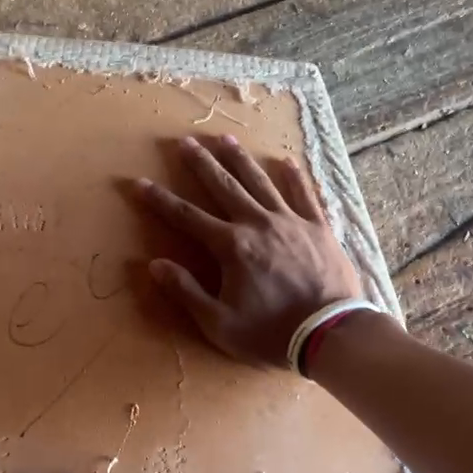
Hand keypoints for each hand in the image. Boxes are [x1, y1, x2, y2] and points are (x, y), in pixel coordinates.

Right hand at [134, 135, 362, 367]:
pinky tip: (286, 160)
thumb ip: (186, 291)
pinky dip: (294, 176)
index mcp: (231, 246)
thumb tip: (155, 265)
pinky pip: (304, 194)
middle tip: (186, 141)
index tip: (140, 183)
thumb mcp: (219, 323)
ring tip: (226, 139)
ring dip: (241, 159)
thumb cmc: (271, 333)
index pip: (187, 217)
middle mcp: (258, 223)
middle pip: (224, 186)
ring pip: (260, 182)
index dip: (160, 200)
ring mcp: (291, 221)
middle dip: (201, 163)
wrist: (331, 333)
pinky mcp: (318, 227)